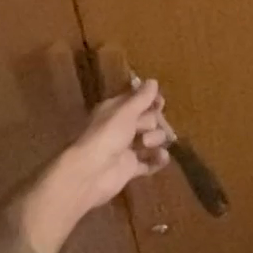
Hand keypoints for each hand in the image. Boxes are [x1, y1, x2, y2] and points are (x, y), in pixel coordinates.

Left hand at [22, 80, 171, 252]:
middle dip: (153, 122)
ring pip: (151, 140)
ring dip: (155, 140)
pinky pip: (150, 162)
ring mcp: (126, 149)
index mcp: (115, 111)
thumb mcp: (125, 112)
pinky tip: (161, 157)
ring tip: (147, 145)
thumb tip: (153, 81)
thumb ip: (141, 98)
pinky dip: (157, 160)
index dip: (150, 101)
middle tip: (145, 128)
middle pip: (148, 120)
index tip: (160, 103)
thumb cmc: (107, 136)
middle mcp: (121, 127)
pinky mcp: (130, 168)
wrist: (91, 172)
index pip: (137, 100)